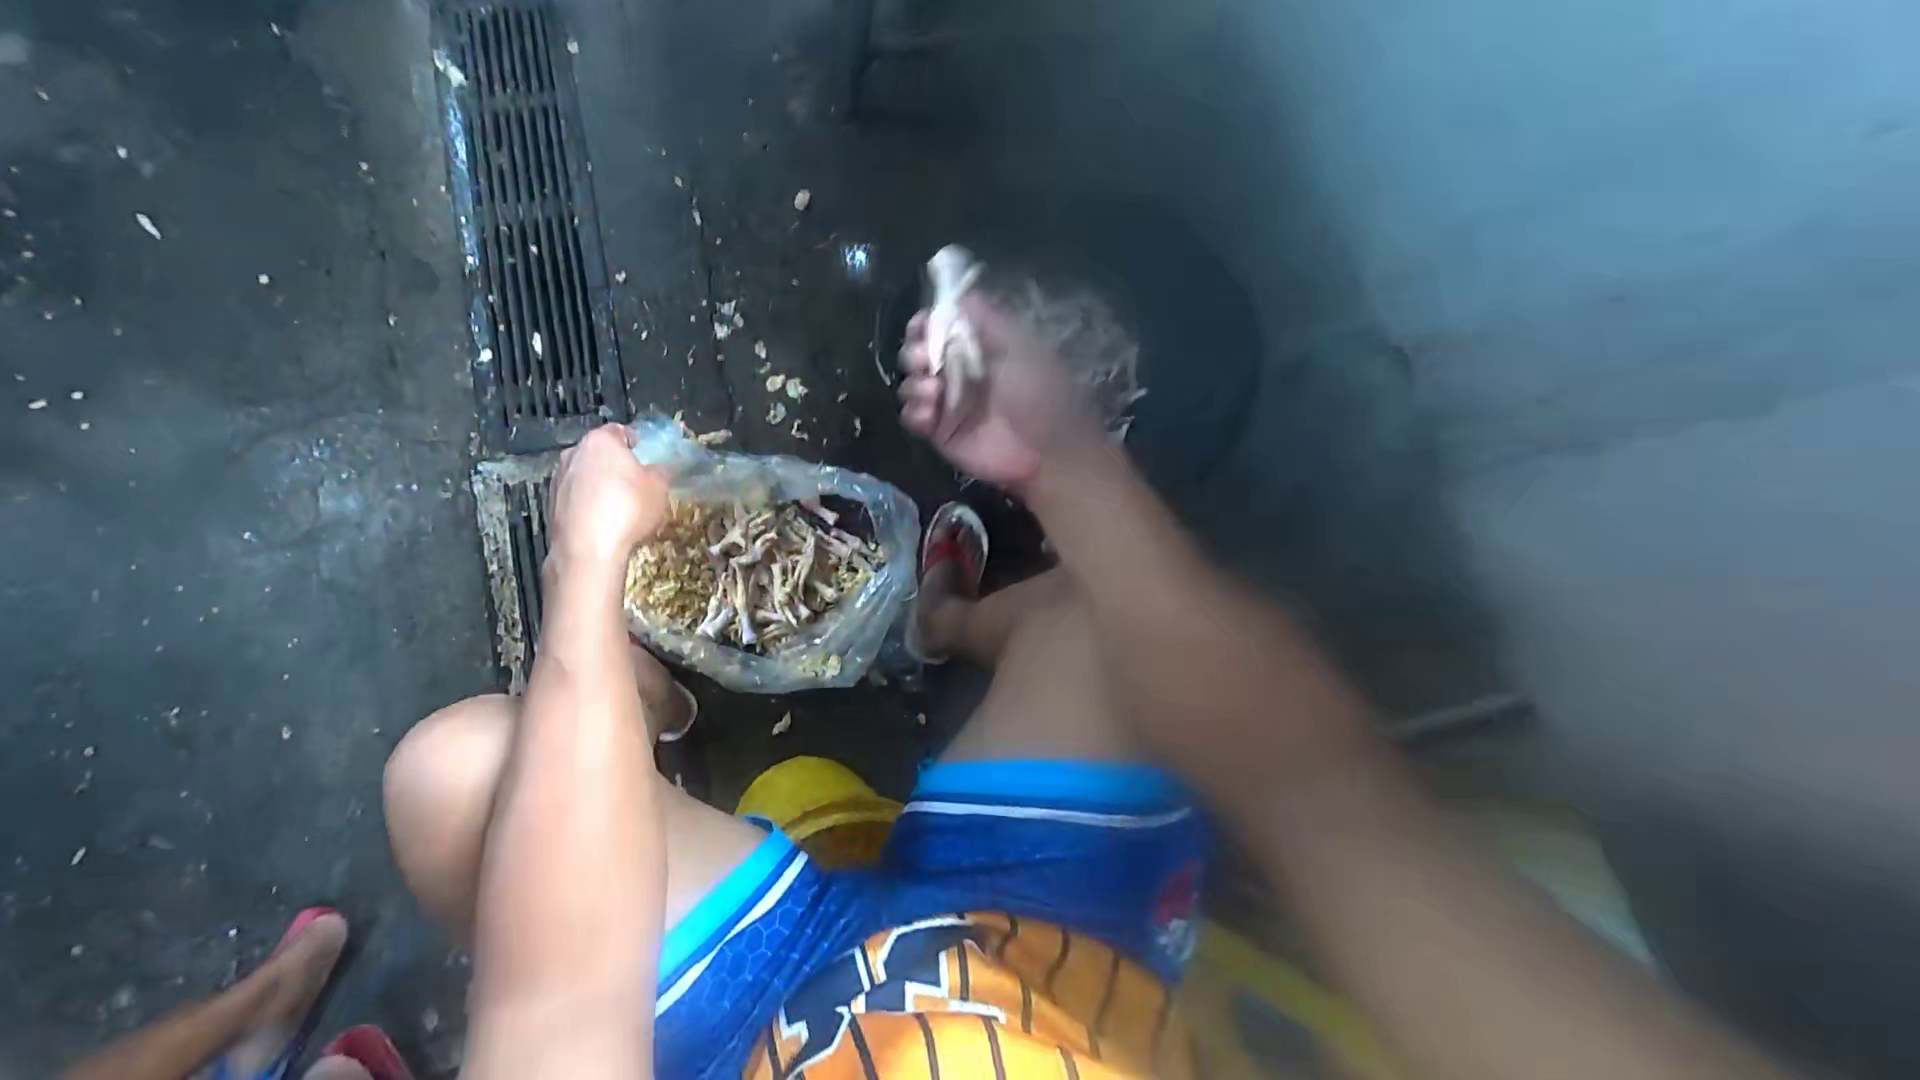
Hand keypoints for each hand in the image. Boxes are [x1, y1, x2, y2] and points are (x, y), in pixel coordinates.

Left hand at [546, 424, 669, 573]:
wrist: (588, 549)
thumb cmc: (628, 509)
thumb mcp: (659, 487)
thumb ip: (661, 470)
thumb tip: (658, 468)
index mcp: (600, 441)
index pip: (619, 431)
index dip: (636, 443)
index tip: (646, 458)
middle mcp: (573, 453)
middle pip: (600, 453)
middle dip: (616, 464)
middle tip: (636, 482)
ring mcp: (558, 479)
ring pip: (586, 475)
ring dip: (601, 484)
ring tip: (619, 506)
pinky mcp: (551, 504)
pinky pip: (576, 496)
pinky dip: (589, 503)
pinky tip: (603, 522)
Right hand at [898, 294, 1099, 489]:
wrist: (1049, 451)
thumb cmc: (1041, 394)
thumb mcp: (1021, 347)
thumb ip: (988, 320)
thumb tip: (960, 295)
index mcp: (979, 348)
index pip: (939, 327)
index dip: (925, 323)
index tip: (922, 326)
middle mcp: (960, 372)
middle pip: (918, 353)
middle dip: (915, 352)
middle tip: (925, 360)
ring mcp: (948, 404)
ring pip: (911, 384)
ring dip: (915, 382)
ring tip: (933, 390)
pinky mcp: (941, 433)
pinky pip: (912, 417)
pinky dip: (914, 412)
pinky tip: (929, 413)